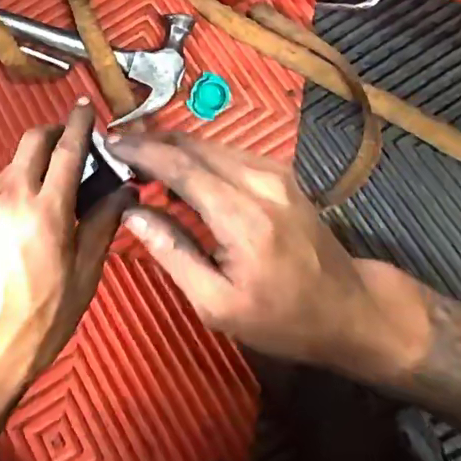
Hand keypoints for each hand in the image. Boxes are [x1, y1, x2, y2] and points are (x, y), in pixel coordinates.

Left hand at [0, 100, 132, 444]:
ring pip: (13, 164)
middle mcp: (10, 196)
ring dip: (33, 166)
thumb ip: (102, 226)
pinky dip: (12, 190)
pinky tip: (19, 221)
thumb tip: (123, 194)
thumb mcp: (82, 278)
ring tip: (46, 197)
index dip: (80, 123)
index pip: (67, 148)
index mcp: (46, 211)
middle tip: (70, 142)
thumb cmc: (33, 324)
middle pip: (33, 139)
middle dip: (54, 131)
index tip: (85, 109)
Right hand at [110, 132, 430, 376]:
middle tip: (117, 148)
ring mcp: (274, 171)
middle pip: (193, 146)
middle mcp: (260, 181)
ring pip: (208, 144)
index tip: (110, 143)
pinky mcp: (279, 171)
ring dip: (171, 147)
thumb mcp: (218, 305)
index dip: (142, 151)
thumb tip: (132, 212)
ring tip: (140, 159)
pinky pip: (226, 152)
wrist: (350, 308)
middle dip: (151, 142)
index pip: (182, 167)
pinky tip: (178, 170)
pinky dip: (195, 155)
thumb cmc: (282, 318)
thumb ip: (173, 253)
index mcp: (244, 218)